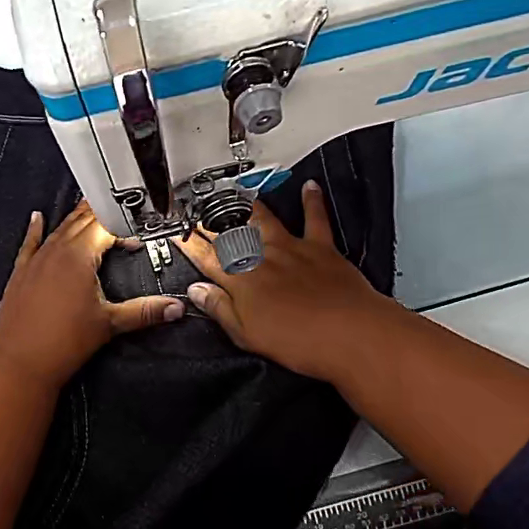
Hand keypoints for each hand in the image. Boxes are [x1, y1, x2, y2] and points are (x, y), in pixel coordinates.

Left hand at [0, 200, 183, 385]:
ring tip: (91, 207)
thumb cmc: (60, 344)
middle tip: (120, 211)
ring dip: (78, 219)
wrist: (19, 364)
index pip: (107, 226)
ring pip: (60, 228)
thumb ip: (145, 312)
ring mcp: (36, 260)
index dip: (126, 228)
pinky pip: (30, 242)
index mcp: (78, 256)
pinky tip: (37, 217)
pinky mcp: (21, 272)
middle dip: (104, 214)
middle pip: (83, 220)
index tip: (139, 238)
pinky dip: (36, 228)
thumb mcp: (110, 323)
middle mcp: (55, 251)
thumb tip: (175, 308)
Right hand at [173, 180, 397, 381]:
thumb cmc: (300, 341)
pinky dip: (312, 201)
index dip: (190, 245)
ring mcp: (291, 248)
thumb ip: (219, 309)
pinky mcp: (320, 247)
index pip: (206, 257)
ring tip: (235, 196)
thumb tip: (198, 292)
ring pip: (264, 219)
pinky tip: (309, 187)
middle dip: (210, 223)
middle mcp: (262, 257)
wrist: (348, 333)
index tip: (179, 237)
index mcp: (240, 280)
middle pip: (229, 234)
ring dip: (248, 207)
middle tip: (199, 214)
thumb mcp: (247, 334)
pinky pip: (314, 218)